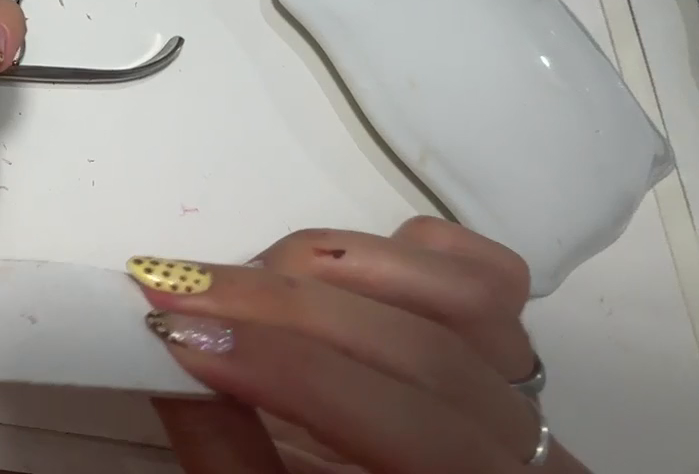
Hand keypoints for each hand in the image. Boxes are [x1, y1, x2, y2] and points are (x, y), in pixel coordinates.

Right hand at [135, 219, 587, 472]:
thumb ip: (222, 448)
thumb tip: (166, 343)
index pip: (403, 423)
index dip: (279, 364)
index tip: (173, 330)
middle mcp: (533, 448)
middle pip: (417, 348)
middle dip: (274, 304)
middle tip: (169, 284)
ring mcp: (527, 387)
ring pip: (458, 293)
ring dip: (328, 264)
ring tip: (242, 275)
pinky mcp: (504, 342)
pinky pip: (480, 273)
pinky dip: (404, 250)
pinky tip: (332, 264)